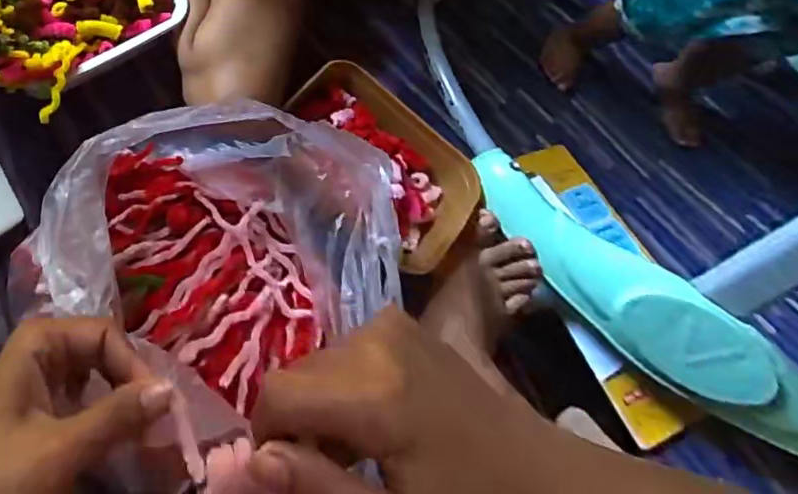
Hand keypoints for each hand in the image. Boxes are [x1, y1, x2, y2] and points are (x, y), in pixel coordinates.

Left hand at [0, 317, 173, 493]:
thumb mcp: (59, 449)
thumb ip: (114, 417)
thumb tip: (169, 390)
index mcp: (40, 340)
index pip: (106, 335)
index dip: (135, 368)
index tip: (163, 409)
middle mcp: (44, 351)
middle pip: (106, 354)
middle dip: (133, 386)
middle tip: (162, 426)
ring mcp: (44, 383)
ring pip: (100, 381)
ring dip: (126, 407)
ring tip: (151, 436)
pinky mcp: (46, 417)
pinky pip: (90, 408)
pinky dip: (111, 424)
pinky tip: (128, 444)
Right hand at [243, 308, 540, 492]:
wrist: (545, 479)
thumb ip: (319, 486)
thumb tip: (253, 461)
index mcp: (375, 391)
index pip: (278, 394)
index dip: (268, 436)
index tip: (289, 476)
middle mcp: (374, 337)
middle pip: (297, 375)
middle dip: (297, 423)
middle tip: (329, 470)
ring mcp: (388, 322)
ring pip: (317, 362)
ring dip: (319, 404)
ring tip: (356, 449)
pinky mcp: (398, 320)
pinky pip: (344, 350)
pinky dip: (343, 384)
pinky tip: (374, 419)